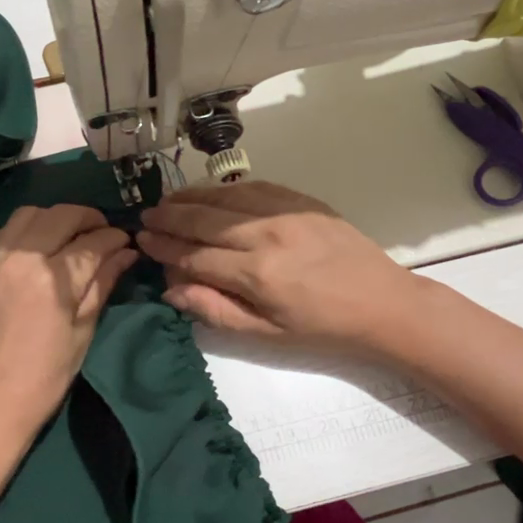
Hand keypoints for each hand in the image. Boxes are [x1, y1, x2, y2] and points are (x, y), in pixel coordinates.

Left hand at [0, 204, 136, 444]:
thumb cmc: (46, 375)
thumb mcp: (84, 331)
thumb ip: (103, 284)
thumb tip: (126, 253)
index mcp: (53, 278)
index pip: (92, 242)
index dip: (114, 239)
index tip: (127, 242)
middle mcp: (22, 257)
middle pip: (61, 215)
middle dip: (89, 218)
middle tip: (104, 232)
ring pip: (31, 213)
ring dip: (56, 217)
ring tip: (72, 235)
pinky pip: (7, 231)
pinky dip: (30, 228)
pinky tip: (42, 246)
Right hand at [135, 181, 433, 354]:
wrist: (381, 303)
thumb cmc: (321, 328)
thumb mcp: (266, 335)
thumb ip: (215, 310)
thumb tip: (171, 289)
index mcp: (255, 274)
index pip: (194, 255)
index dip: (164, 249)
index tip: (142, 242)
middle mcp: (265, 235)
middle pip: (203, 220)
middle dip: (169, 218)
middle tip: (145, 217)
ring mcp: (285, 212)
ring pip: (224, 197)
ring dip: (191, 197)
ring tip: (168, 201)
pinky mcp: (302, 200)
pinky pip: (254, 186)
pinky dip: (225, 189)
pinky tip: (211, 193)